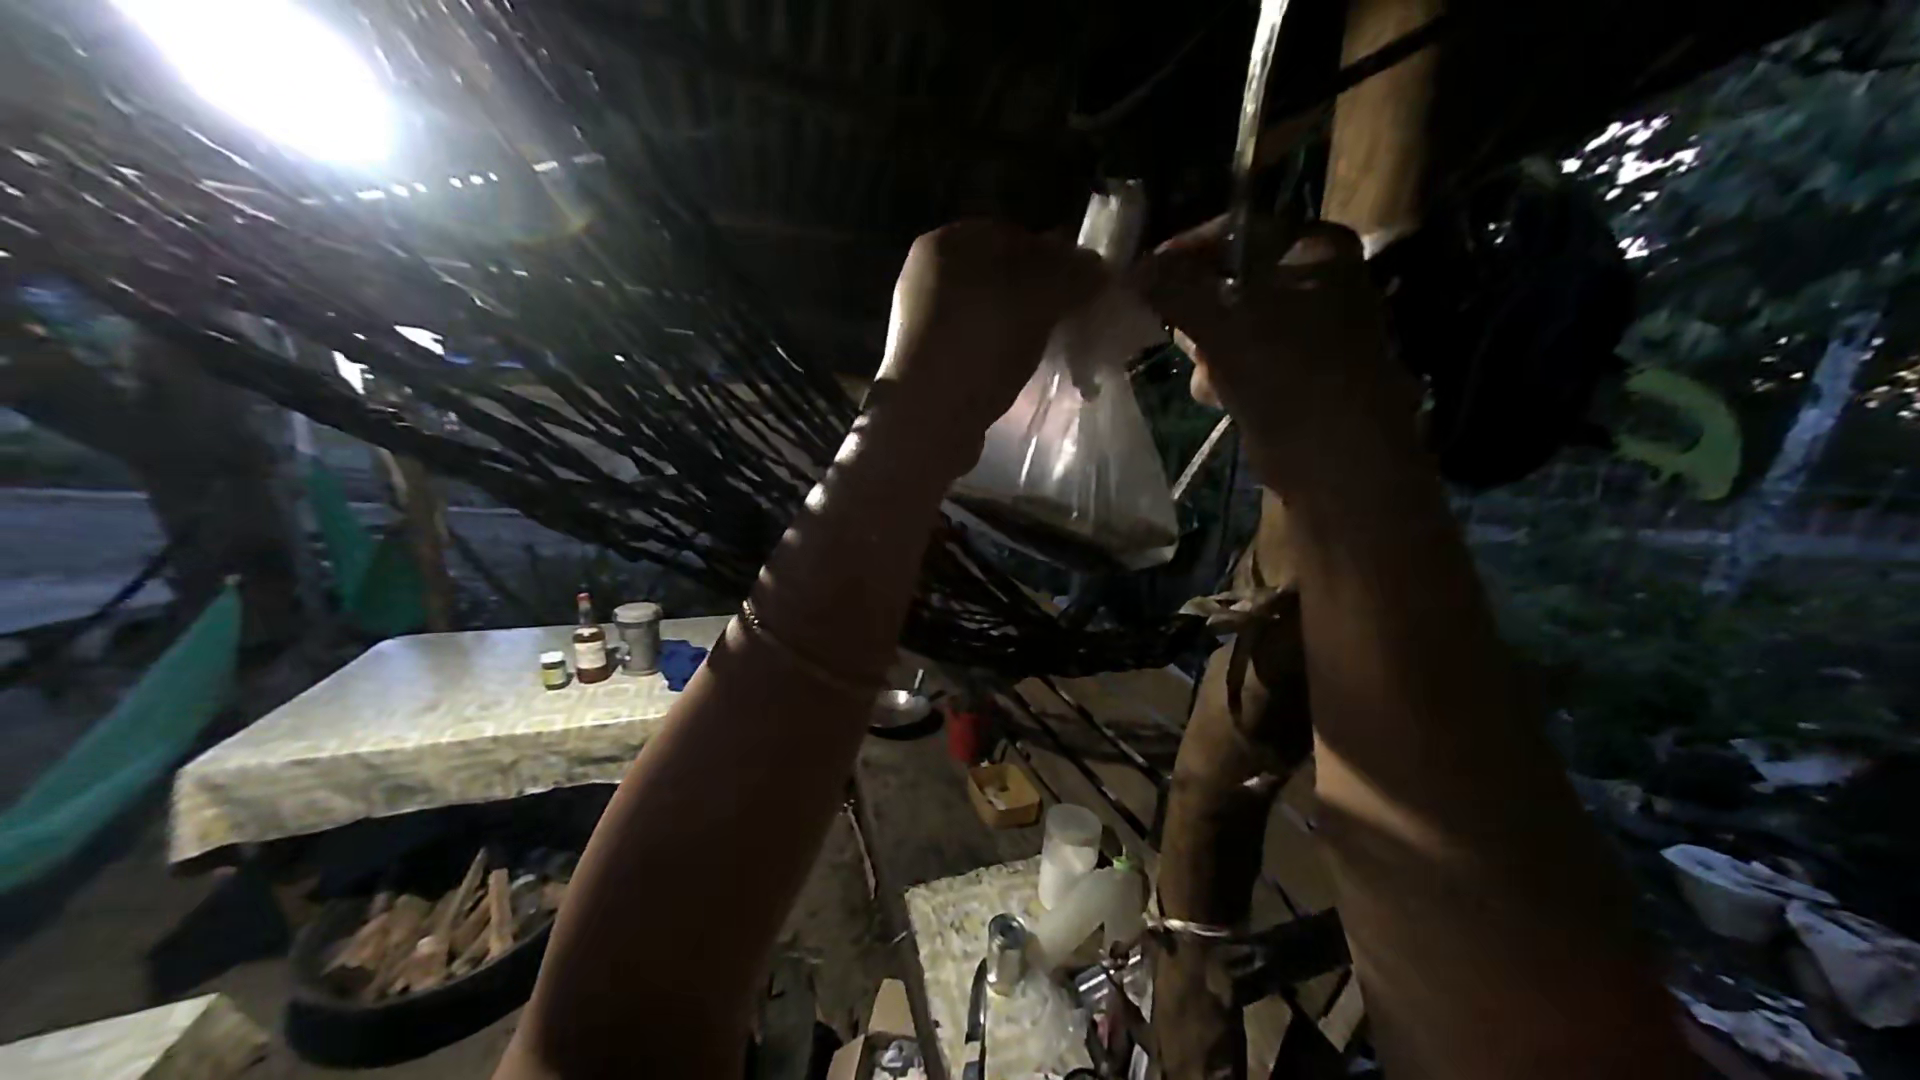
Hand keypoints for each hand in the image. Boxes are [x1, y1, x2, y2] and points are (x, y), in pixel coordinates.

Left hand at [872, 221, 1105, 470]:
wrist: (929, 415)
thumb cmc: (982, 342)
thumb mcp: (1039, 299)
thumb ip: (1073, 274)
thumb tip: (1097, 267)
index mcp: (945, 243)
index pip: (1014, 235)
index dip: (1054, 256)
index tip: (1080, 287)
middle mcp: (925, 275)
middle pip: (1001, 276)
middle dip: (1039, 295)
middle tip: (1069, 319)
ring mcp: (920, 320)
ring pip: (988, 312)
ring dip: (1021, 327)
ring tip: (1048, 348)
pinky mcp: (925, 359)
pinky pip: (974, 344)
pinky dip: (999, 352)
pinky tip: (1018, 370)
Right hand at [1135, 220, 1416, 482]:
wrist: (1337, 463)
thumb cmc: (1288, 378)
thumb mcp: (1224, 325)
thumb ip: (1176, 292)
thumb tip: (1131, 270)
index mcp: (1317, 251)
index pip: (1237, 231)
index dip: (1185, 252)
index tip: (1143, 277)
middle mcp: (1318, 282)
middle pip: (1231, 280)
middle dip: (1197, 312)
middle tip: (1173, 331)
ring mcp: (1309, 330)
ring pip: (1232, 323)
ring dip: (1208, 350)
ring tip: (1207, 376)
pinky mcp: (1296, 372)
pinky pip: (1244, 357)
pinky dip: (1225, 373)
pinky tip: (1220, 396)